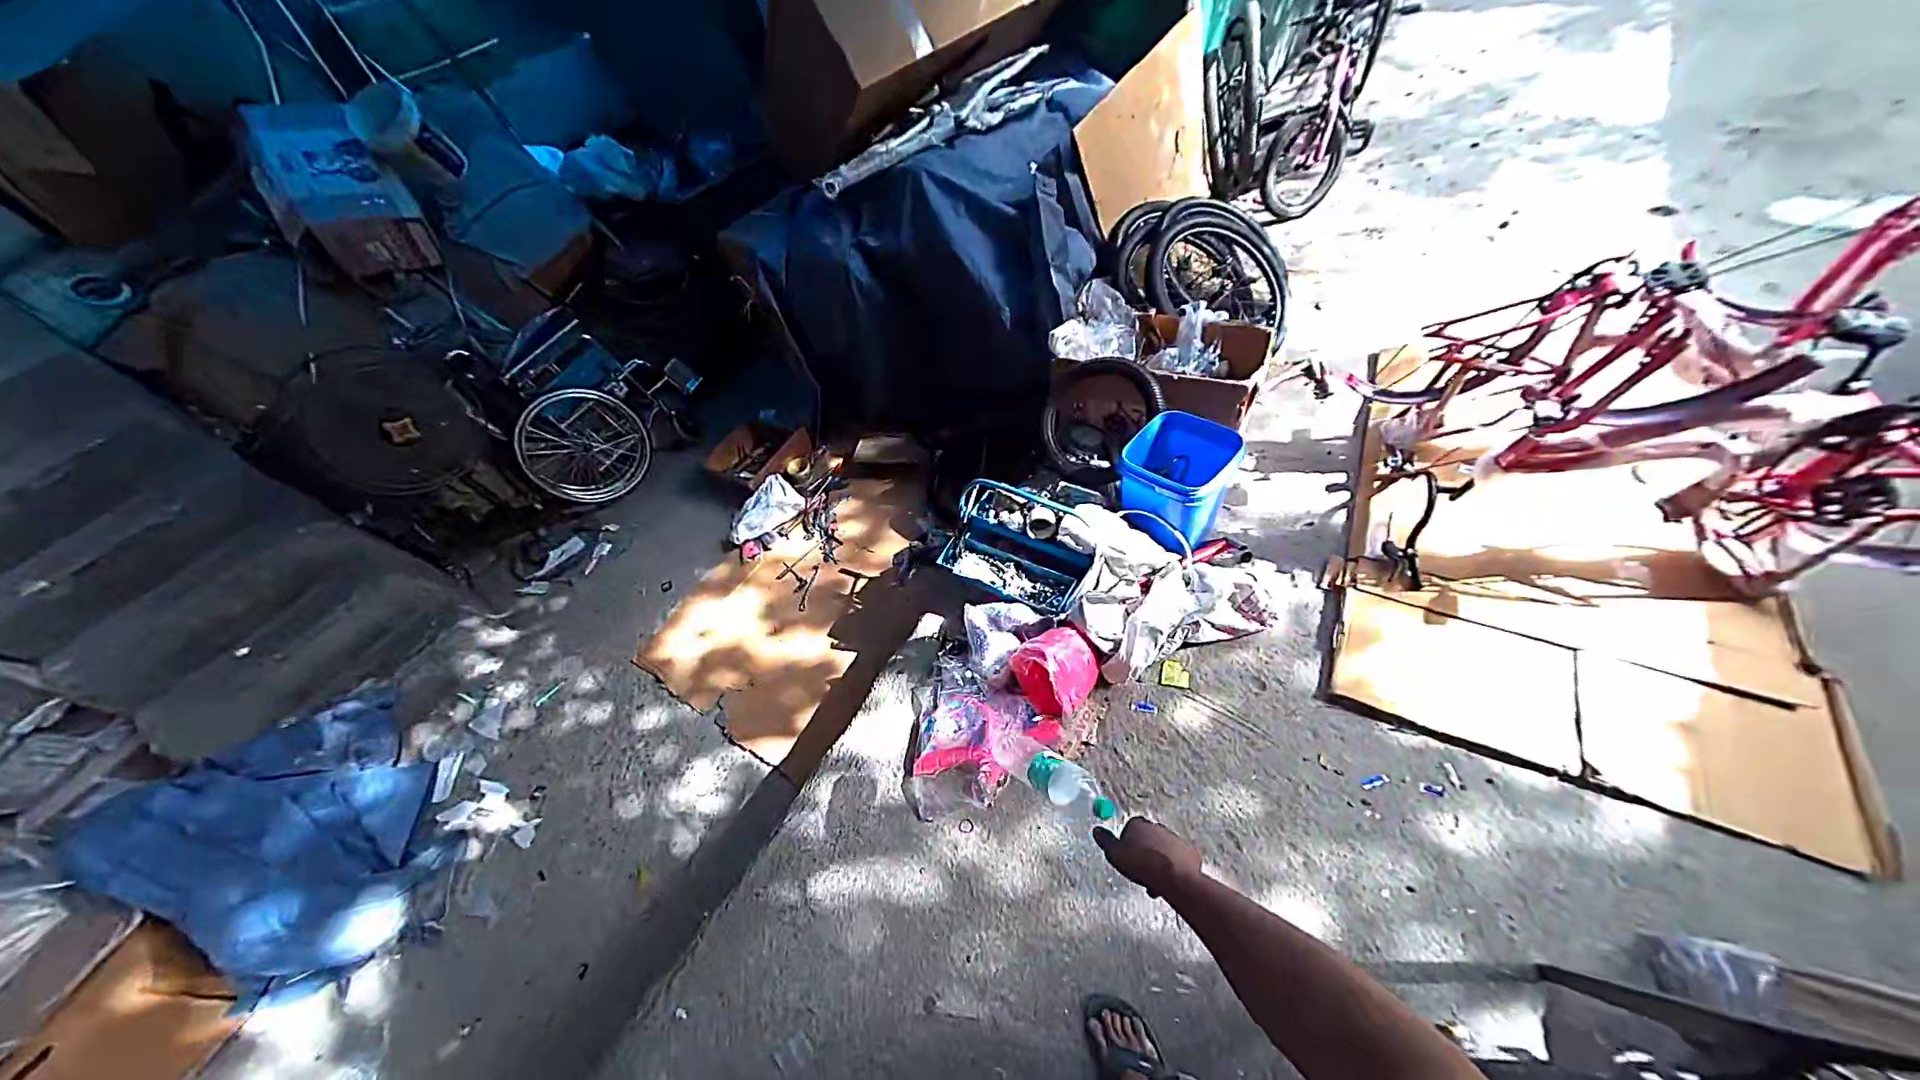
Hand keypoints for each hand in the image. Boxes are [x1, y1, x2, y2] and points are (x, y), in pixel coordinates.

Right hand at [1093, 817, 1203, 899]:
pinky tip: (1168, 881)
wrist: (1175, 879)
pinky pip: (1179, 859)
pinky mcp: (1189, 853)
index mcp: (1139, 825)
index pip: (1129, 828)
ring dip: (1158, 862)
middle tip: (1140, 870)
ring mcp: (1175, 840)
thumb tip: (1097, 831)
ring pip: (1163, 850)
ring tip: (1153, 880)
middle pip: (1147, 839)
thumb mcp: (1115, 854)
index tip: (1125, 856)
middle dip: (1144, 853)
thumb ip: (1105, 841)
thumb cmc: (1144, 865)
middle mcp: (1157, 828)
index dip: (1126, 843)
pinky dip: (1174, 867)